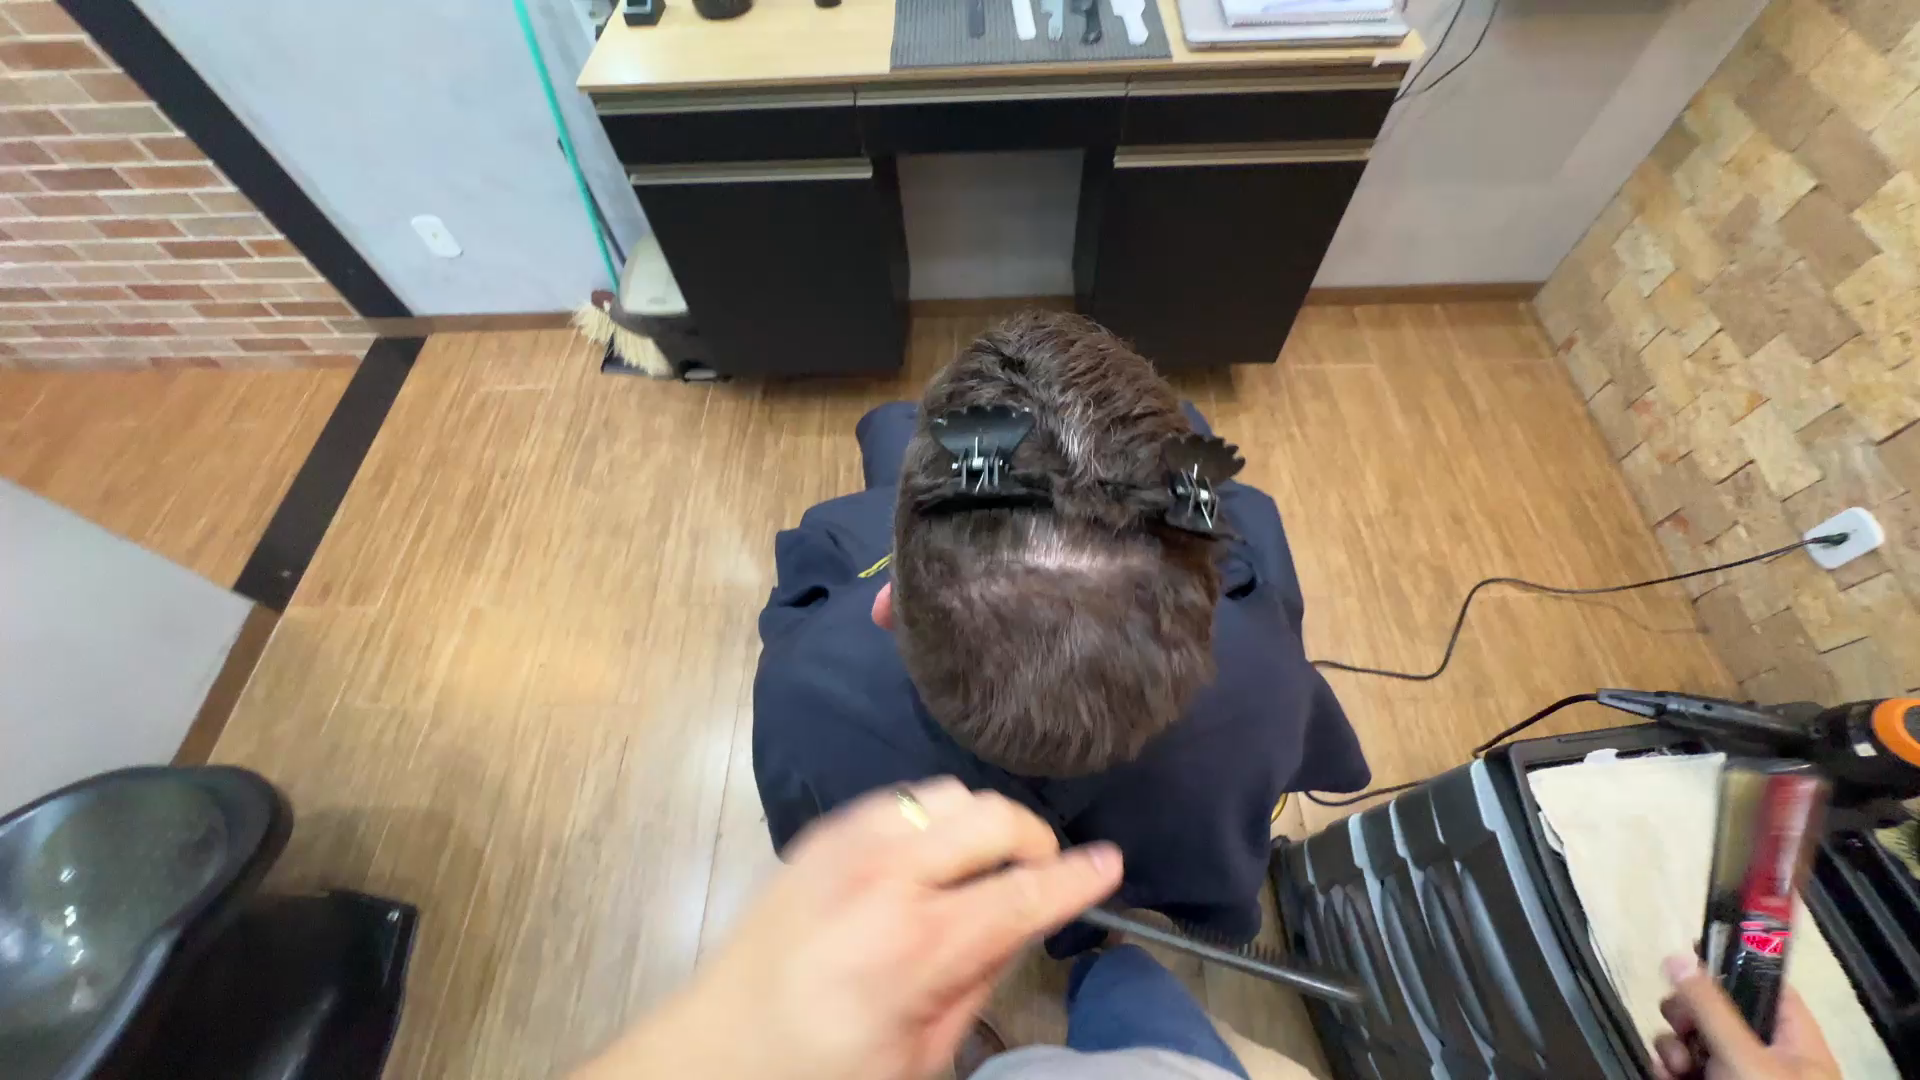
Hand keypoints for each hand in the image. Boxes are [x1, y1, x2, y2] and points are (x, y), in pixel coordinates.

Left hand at [574, 778, 1122, 1079]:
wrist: (714, 1050)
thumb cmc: (822, 1072)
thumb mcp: (919, 1055)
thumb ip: (979, 977)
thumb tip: (1022, 918)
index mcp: (911, 948)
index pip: (1019, 895)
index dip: (1074, 878)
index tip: (1108, 863)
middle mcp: (882, 875)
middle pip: (990, 818)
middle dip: (1033, 837)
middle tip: (1039, 872)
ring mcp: (847, 842)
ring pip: (948, 794)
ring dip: (979, 824)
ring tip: (979, 865)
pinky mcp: (823, 829)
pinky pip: (902, 798)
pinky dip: (933, 818)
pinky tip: (927, 857)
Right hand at [1652, 954, 1839, 1079]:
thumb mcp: (1741, 1056)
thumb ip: (1708, 1005)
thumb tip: (1676, 954)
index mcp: (1796, 1046)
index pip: (1771, 989)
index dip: (1734, 965)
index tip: (1692, 949)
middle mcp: (1768, 1057)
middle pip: (1717, 1010)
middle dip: (1685, 1013)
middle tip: (1679, 1021)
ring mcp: (1738, 1076)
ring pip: (1692, 1038)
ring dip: (1672, 1045)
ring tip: (1674, 1065)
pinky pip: (1681, 1064)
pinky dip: (1667, 1066)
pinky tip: (1666, 1075)